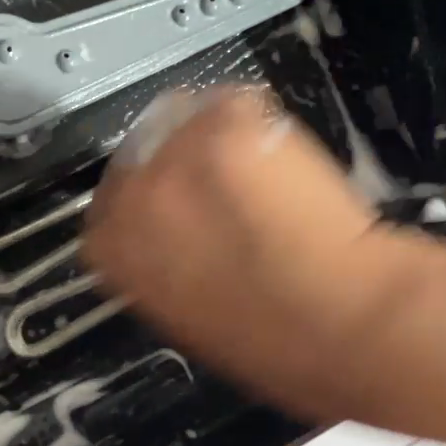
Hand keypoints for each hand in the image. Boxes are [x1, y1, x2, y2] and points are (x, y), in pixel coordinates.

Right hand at [83, 86, 438, 416]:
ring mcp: (175, 151)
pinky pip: (233, 104)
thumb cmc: (264, 341)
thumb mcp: (179, 315)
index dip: (147, 200)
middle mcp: (128, 192)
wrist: (337, 317)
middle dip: (175, 165)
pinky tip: (281, 155)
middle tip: (221, 182)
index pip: (108, 205)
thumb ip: (156, 266)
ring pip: (184, 119)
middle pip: (140, 154)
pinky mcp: (226, 121)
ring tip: (255, 169)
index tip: (175, 205)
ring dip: (211, 137)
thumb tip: (168, 240)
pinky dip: (257, 122)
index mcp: (110, 249)